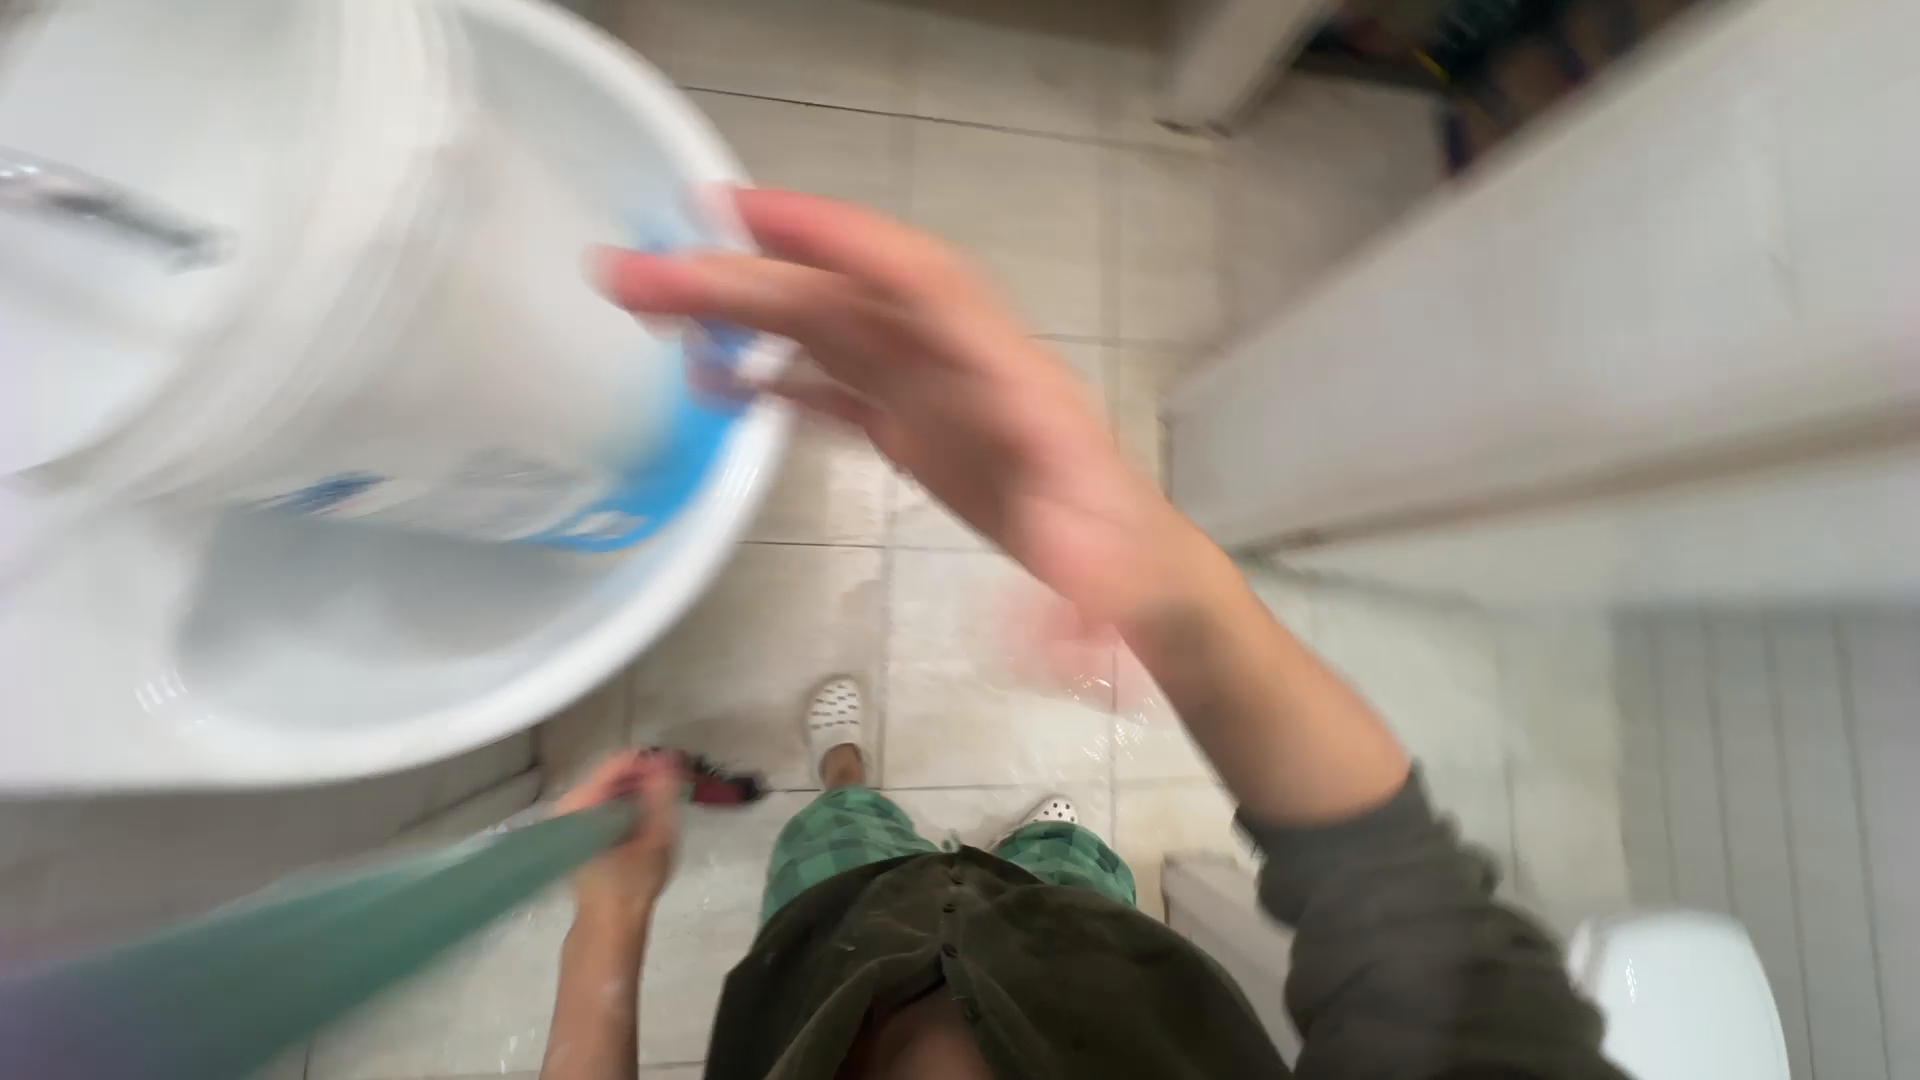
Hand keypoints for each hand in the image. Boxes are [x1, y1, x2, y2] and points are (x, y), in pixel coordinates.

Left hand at [552, 751, 681, 931]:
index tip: (677, 771)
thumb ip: (662, 793)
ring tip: (662, 803)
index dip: (651, 763)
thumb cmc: (635, 881)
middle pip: (613, 773)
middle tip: (672, 790)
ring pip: (609, 786)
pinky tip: (643, 817)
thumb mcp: (658, 835)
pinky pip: (602, 801)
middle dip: (644, 776)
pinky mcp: (573, 830)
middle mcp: (569, 806)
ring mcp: (567, 818)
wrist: (609, 922)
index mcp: (584, 804)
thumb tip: (668, 758)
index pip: (619, 763)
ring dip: (637, 790)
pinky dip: (625, 803)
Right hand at [598, 189, 1219, 632]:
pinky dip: (779, 380)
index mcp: (1009, 376)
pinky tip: (724, 384)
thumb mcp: (1112, 571)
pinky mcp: (912, 427)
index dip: (839, 239)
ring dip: (745, 318)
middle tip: (642, 274)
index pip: (921, 285)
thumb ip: (1081, 579)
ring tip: (657, 313)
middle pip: (846, 303)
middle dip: (747, 282)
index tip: (747, 215)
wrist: (1124, 561)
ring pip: (829, 335)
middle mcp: (960, 367)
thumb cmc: (1121, 562)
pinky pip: (837, 389)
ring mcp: (929, 393)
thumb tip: (1049, 614)